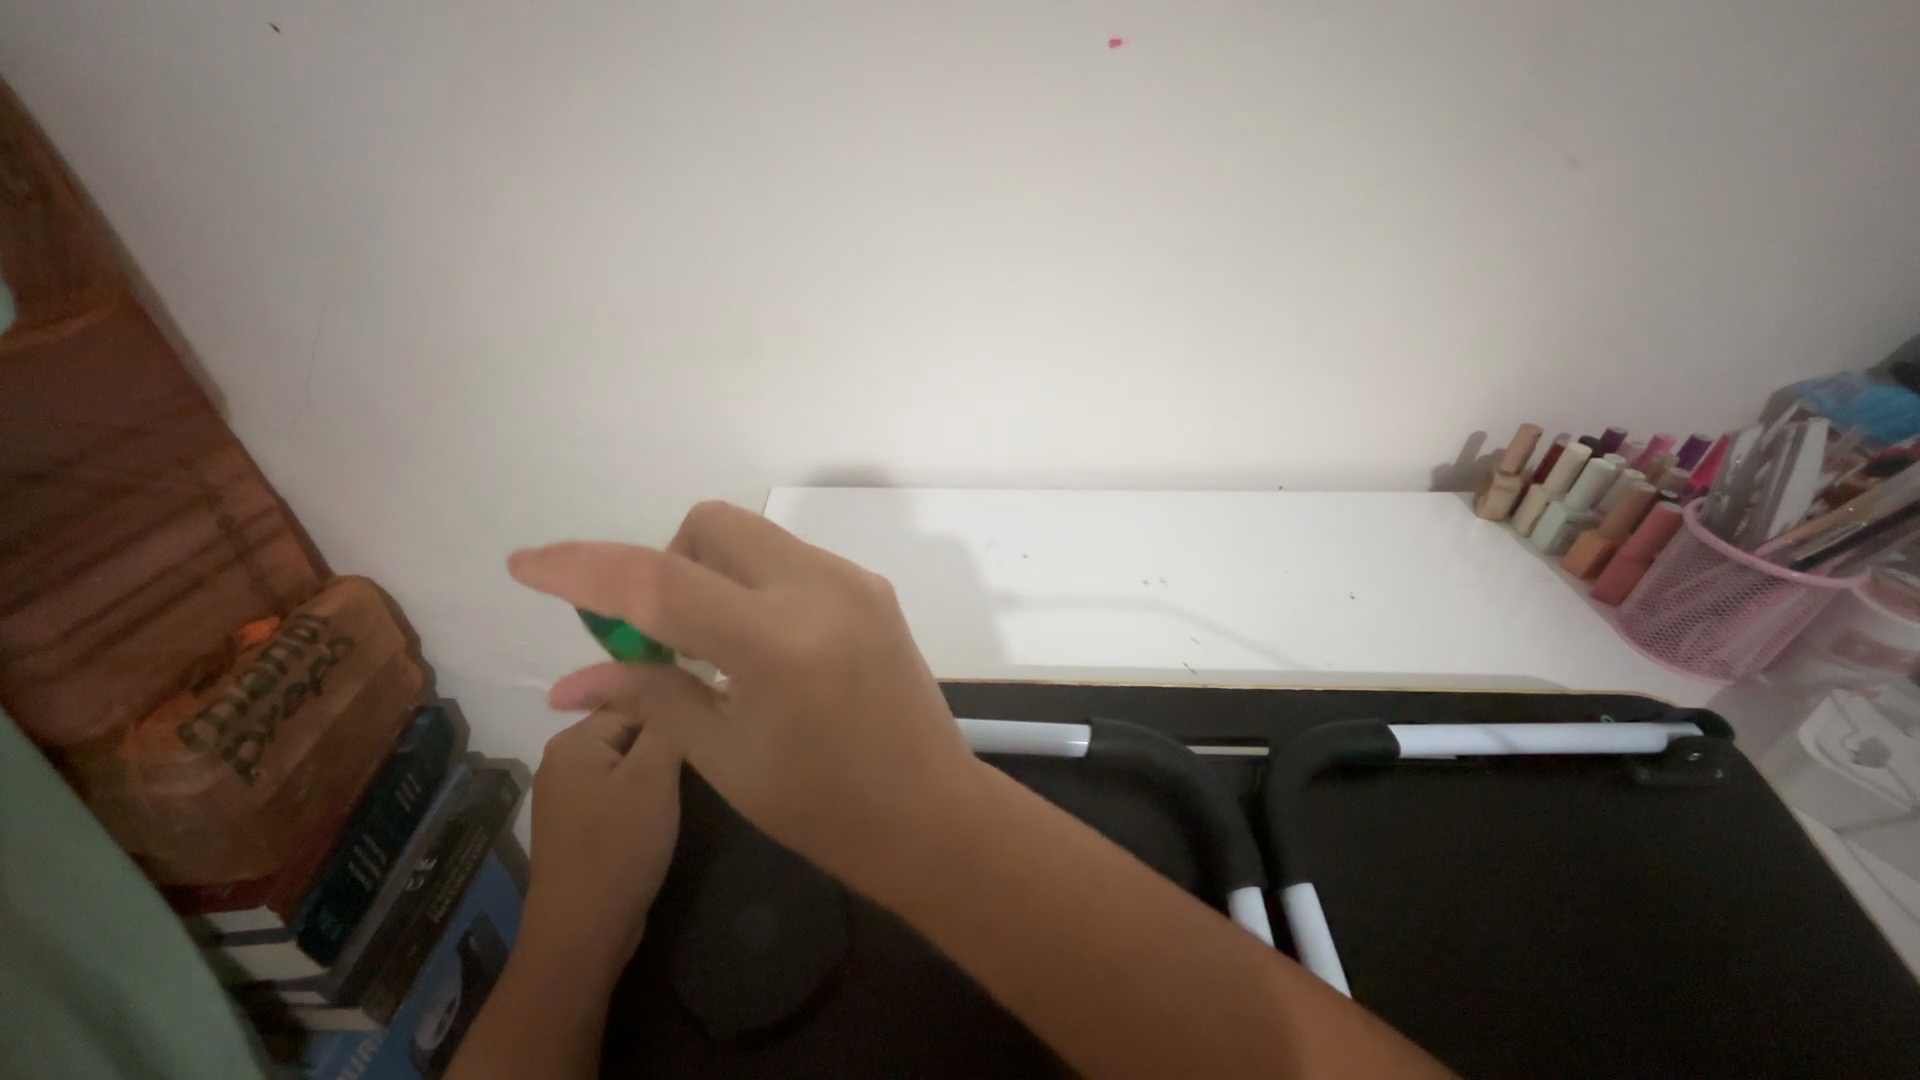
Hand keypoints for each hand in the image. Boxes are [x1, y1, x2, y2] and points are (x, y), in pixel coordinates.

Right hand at [507, 501, 982, 893]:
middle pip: (711, 525)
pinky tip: (759, 644)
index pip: (660, 581)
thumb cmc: (821, 806)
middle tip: (659, 635)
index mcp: (777, 642)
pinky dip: (753, 584)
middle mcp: (821, 589)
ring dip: (710, 572)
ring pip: (754, 536)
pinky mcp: (872, 587)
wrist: (929, 812)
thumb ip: (649, 695)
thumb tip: (567, 682)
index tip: (526, 564)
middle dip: (664, 564)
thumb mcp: (722, 756)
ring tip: (711, 647)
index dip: (583, 568)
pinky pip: (790, 559)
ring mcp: (854, 581)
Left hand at [521, 708, 681, 980]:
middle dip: (668, 740)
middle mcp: (563, 761)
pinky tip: (668, 807)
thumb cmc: (619, 846)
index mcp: (573, 741)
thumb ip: (669, 723)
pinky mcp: (582, 824)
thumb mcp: (654, 776)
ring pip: (630, 759)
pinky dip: (646, 792)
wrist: (584, 931)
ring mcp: (570, 795)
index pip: (634, 699)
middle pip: (631, 727)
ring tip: (694, 779)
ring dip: (660, 768)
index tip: (709, 726)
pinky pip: (621, 788)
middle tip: (705, 755)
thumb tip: (683, 684)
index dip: (675, 709)